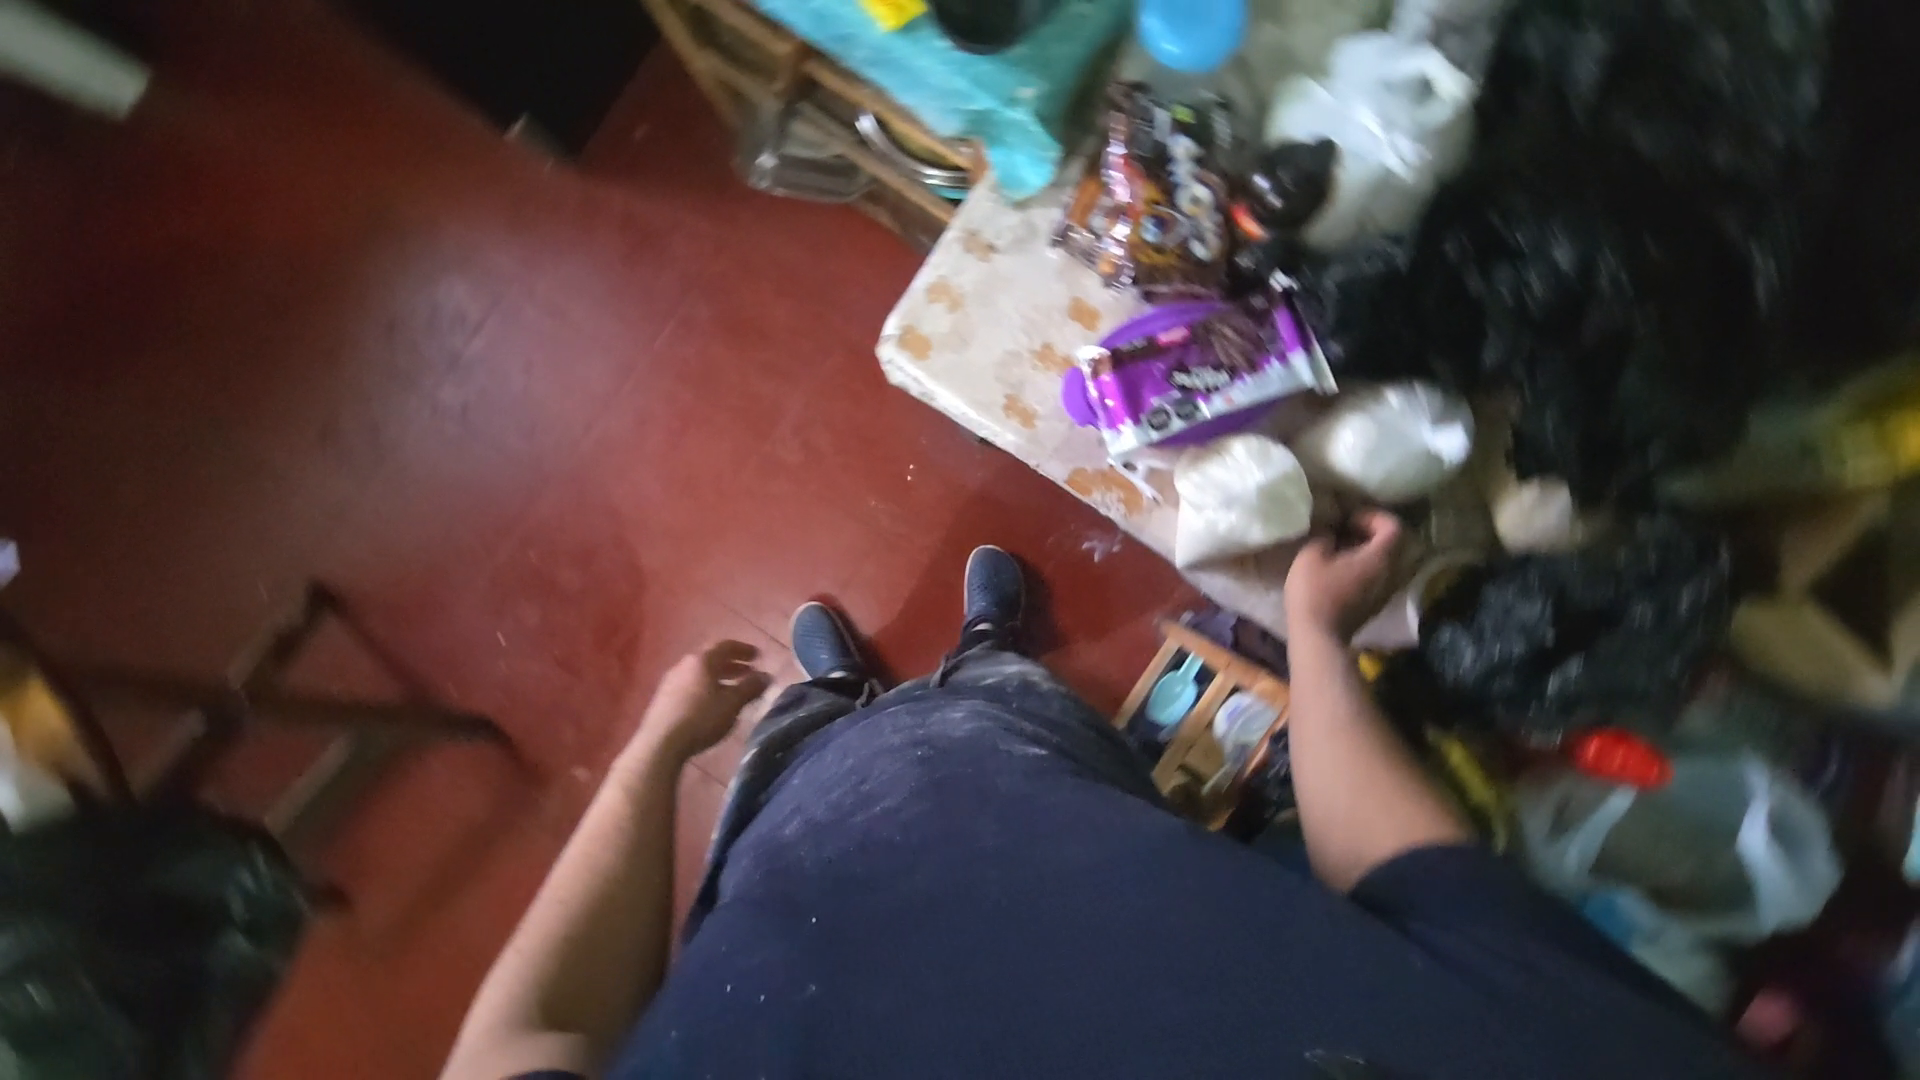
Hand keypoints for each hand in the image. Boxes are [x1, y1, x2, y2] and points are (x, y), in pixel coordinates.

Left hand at [630, 641, 771, 763]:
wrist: (660, 744)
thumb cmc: (701, 718)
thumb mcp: (732, 703)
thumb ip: (751, 687)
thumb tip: (766, 676)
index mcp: (702, 661)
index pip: (725, 645)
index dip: (743, 649)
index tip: (758, 656)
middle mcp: (684, 665)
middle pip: (711, 658)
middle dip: (732, 664)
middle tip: (749, 672)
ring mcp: (670, 682)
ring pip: (700, 673)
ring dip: (719, 677)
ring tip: (733, 689)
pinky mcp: (663, 699)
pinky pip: (690, 685)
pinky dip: (706, 688)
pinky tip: (712, 703)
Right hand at [1285, 510, 1404, 642]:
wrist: (1318, 635)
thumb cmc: (1314, 591)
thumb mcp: (1311, 555)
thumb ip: (1324, 535)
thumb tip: (1331, 530)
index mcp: (1380, 558)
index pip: (1393, 526)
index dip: (1373, 516)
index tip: (1349, 518)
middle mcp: (1392, 573)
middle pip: (1393, 544)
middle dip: (1371, 532)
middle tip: (1344, 530)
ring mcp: (1386, 591)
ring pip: (1386, 561)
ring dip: (1367, 550)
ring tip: (1341, 549)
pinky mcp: (1375, 603)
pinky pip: (1379, 575)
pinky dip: (1365, 566)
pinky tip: (1341, 569)